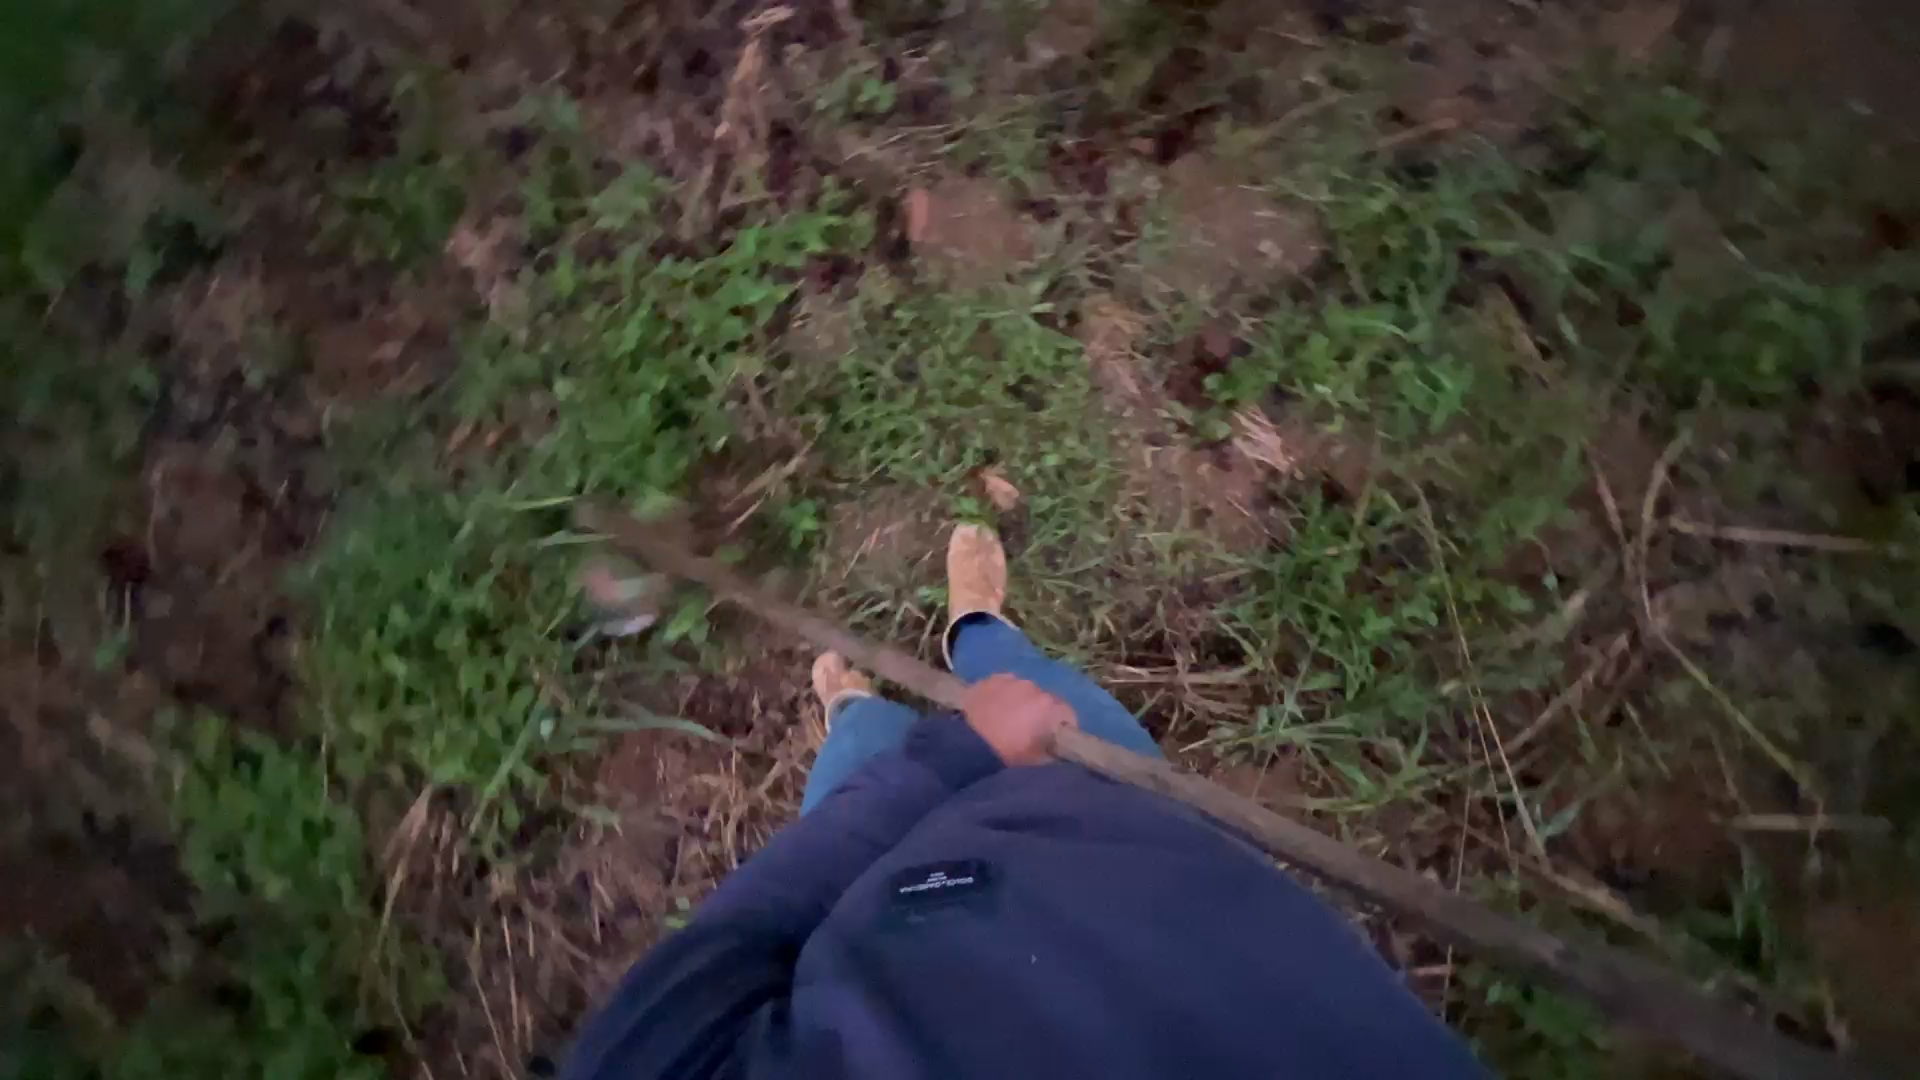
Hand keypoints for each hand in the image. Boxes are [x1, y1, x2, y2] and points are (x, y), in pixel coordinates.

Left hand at [959, 675, 1076, 765]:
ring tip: (1005, 722)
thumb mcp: (1037, 763)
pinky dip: (1001, 696)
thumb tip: (1059, 750)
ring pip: (1023, 691)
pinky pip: (1003, 687)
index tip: (1052, 743)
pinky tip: (990, 711)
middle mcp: (1034, 687)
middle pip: (1045, 701)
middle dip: (1040, 715)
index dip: (1062, 731)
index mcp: (1050, 707)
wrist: (963, 745)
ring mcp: (1010, 680)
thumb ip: (1055, 754)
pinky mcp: (989, 679)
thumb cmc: (1006, 756)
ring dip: (1020, 703)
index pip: (1068, 716)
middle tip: (1026, 734)